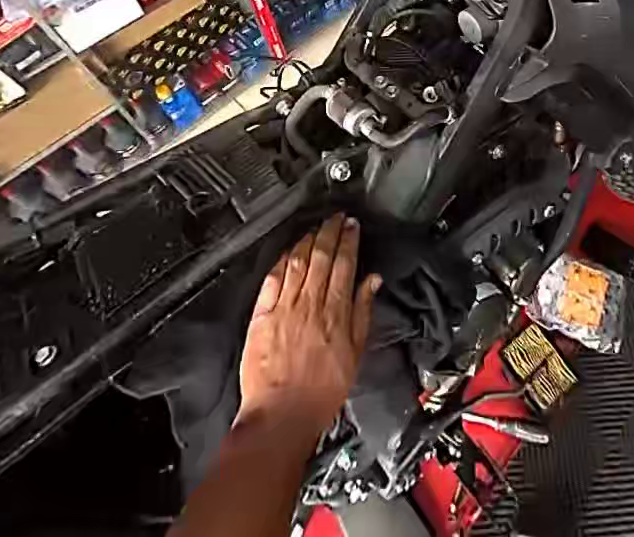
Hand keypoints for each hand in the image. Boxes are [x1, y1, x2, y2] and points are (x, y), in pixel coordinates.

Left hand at [237, 214, 380, 439]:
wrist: (282, 416)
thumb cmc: (321, 391)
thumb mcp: (355, 353)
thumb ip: (363, 312)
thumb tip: (372, 281)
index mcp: (335, 312)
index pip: (345, 264)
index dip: (349, 240)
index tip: (352, 225)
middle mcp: (310, 304)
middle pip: (321, 256)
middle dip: (330, 231)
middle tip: (336, 217)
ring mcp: (284, 307)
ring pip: (297, 262)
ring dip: (307, 240)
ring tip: (315, 228)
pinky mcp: (261, 316)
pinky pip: (272, 279)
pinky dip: (281, 261)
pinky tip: (287, 252)